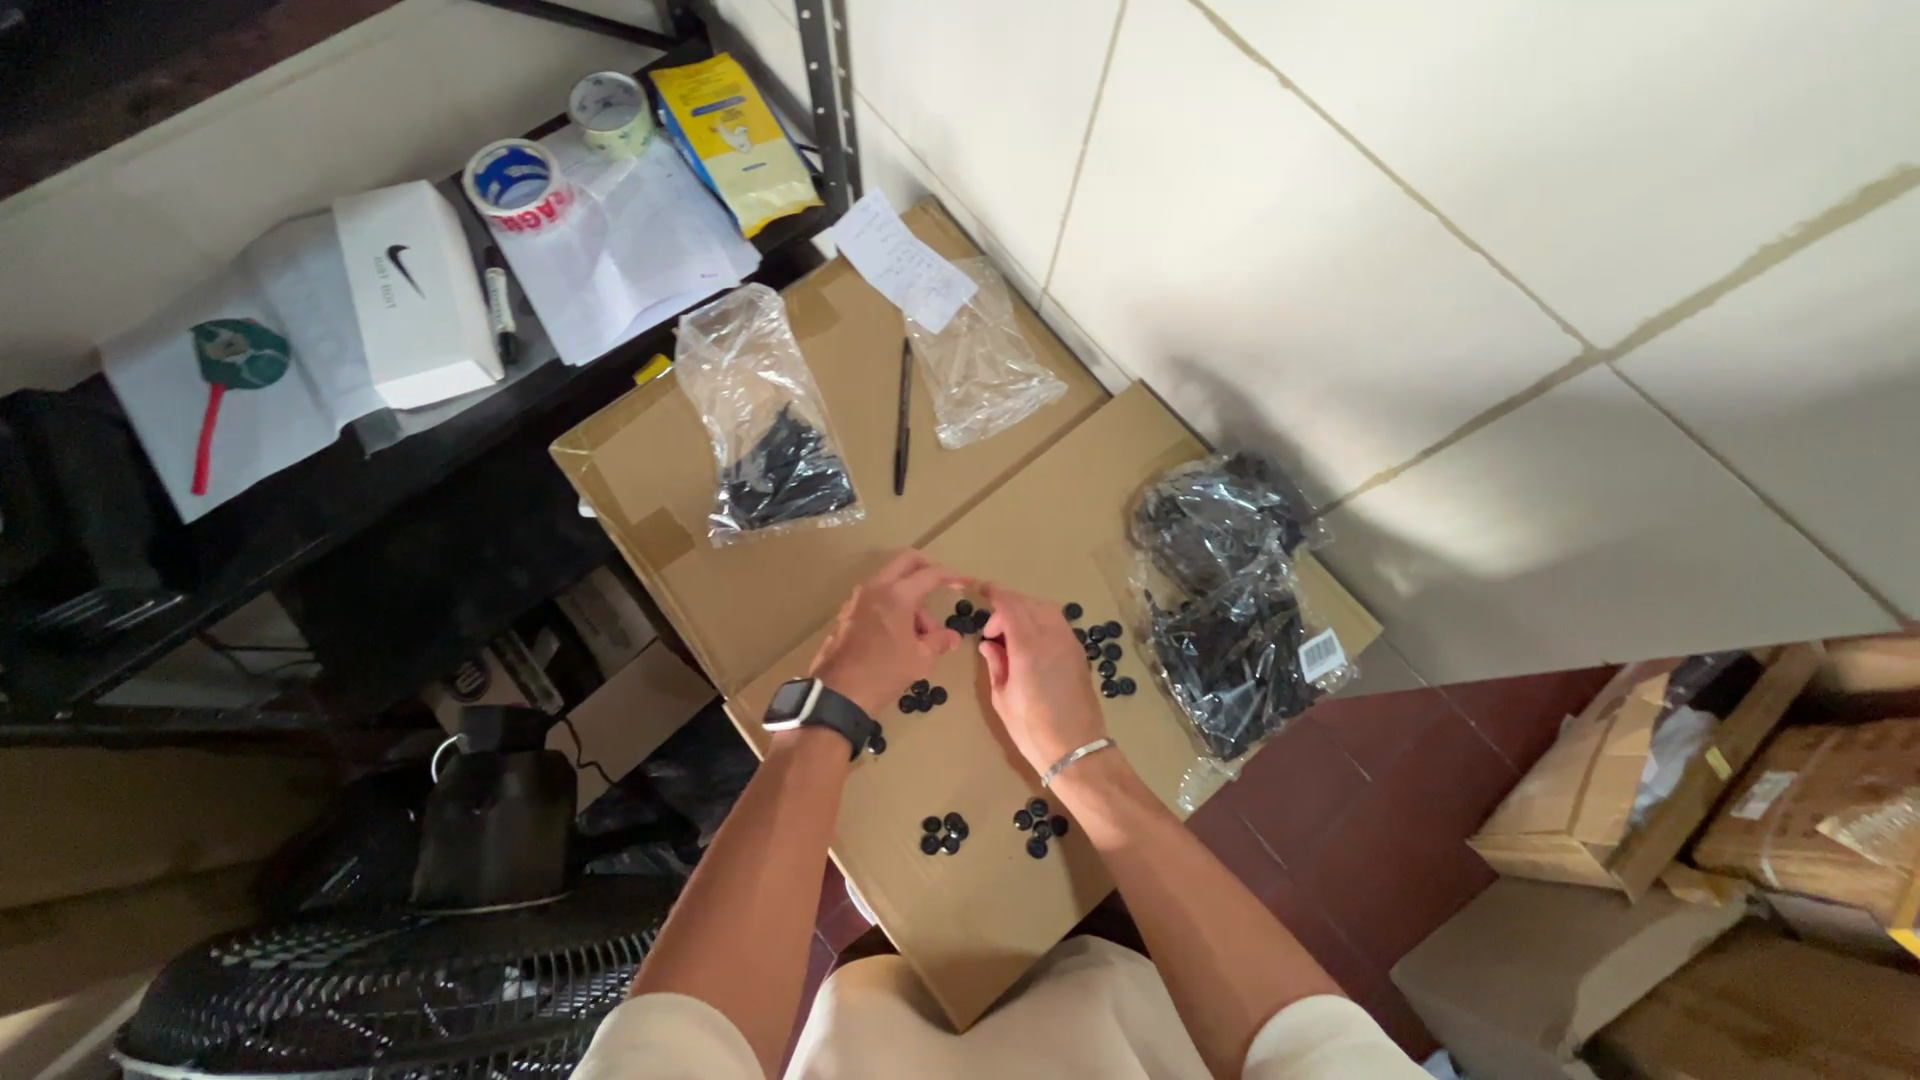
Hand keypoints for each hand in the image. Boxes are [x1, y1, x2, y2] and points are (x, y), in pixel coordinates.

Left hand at [809, 550, 967, 717]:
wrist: (837, 694)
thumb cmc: (883, 673)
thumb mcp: (920, 659)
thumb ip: (939, 641)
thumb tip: (953, 637)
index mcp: (897, 594)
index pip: (931, 574)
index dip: (952, 576)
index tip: (965, 583)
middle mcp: (875, 587)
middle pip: (906, 561)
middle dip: (927, 568)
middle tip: (942, 585)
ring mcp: (856, 598)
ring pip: (889, 580)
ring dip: (908, 595)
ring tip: (920, 632)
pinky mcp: (846, 613)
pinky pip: (875, 597)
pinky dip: (891, 604)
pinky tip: (897, 634)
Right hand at [977, 582, 1107, 777]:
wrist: (1076, 749)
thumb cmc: (1032, 729)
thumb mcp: (1002, 698)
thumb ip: (995, 664)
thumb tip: (989, 644)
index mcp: (1028, 647)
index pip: (1010, 604)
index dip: (993, 593)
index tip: (979, 591)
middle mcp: (1052, 637)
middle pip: (1028, 602)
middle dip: (1007, 605)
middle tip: (992, 631)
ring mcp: (1069, 643)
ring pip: (1046, 609)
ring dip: (1026, 610)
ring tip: (1011, 634)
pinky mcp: (1078, 653)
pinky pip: (1058, 623)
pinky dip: (1041, 621)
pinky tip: (1030, 643)